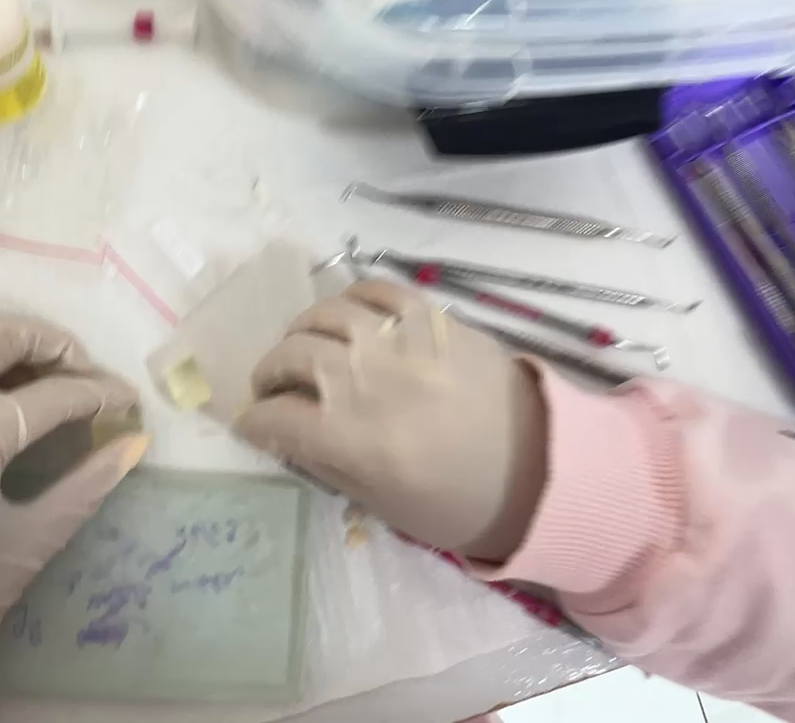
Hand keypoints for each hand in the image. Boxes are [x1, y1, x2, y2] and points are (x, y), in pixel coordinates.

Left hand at [0, 315, 148, 698]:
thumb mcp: (23, 549)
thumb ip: (85, 487)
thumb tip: (135, 443)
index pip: (57, 393)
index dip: (103, 394)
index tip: (130, 403)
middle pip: (4, 335)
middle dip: (57, 347)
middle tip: (85, 375)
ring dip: (3, 340)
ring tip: (34, 370)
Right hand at [234, 280, 547, 560]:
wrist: (542, 467)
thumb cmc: (460, 502)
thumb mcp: (384, 505)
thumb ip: (326, 462)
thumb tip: (285, 430)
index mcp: (359, 442)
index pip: (278, 418)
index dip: (254, 421)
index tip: (252, 423)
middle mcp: (373, 383)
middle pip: (293, 357)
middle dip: (269, 373)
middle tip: (272, 386)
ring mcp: (404, 342)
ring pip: (326, 314)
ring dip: (301, 330)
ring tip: (303, 347)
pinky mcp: (433, 318)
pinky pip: (377, 289)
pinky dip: (352, 298)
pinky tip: (346, 318)